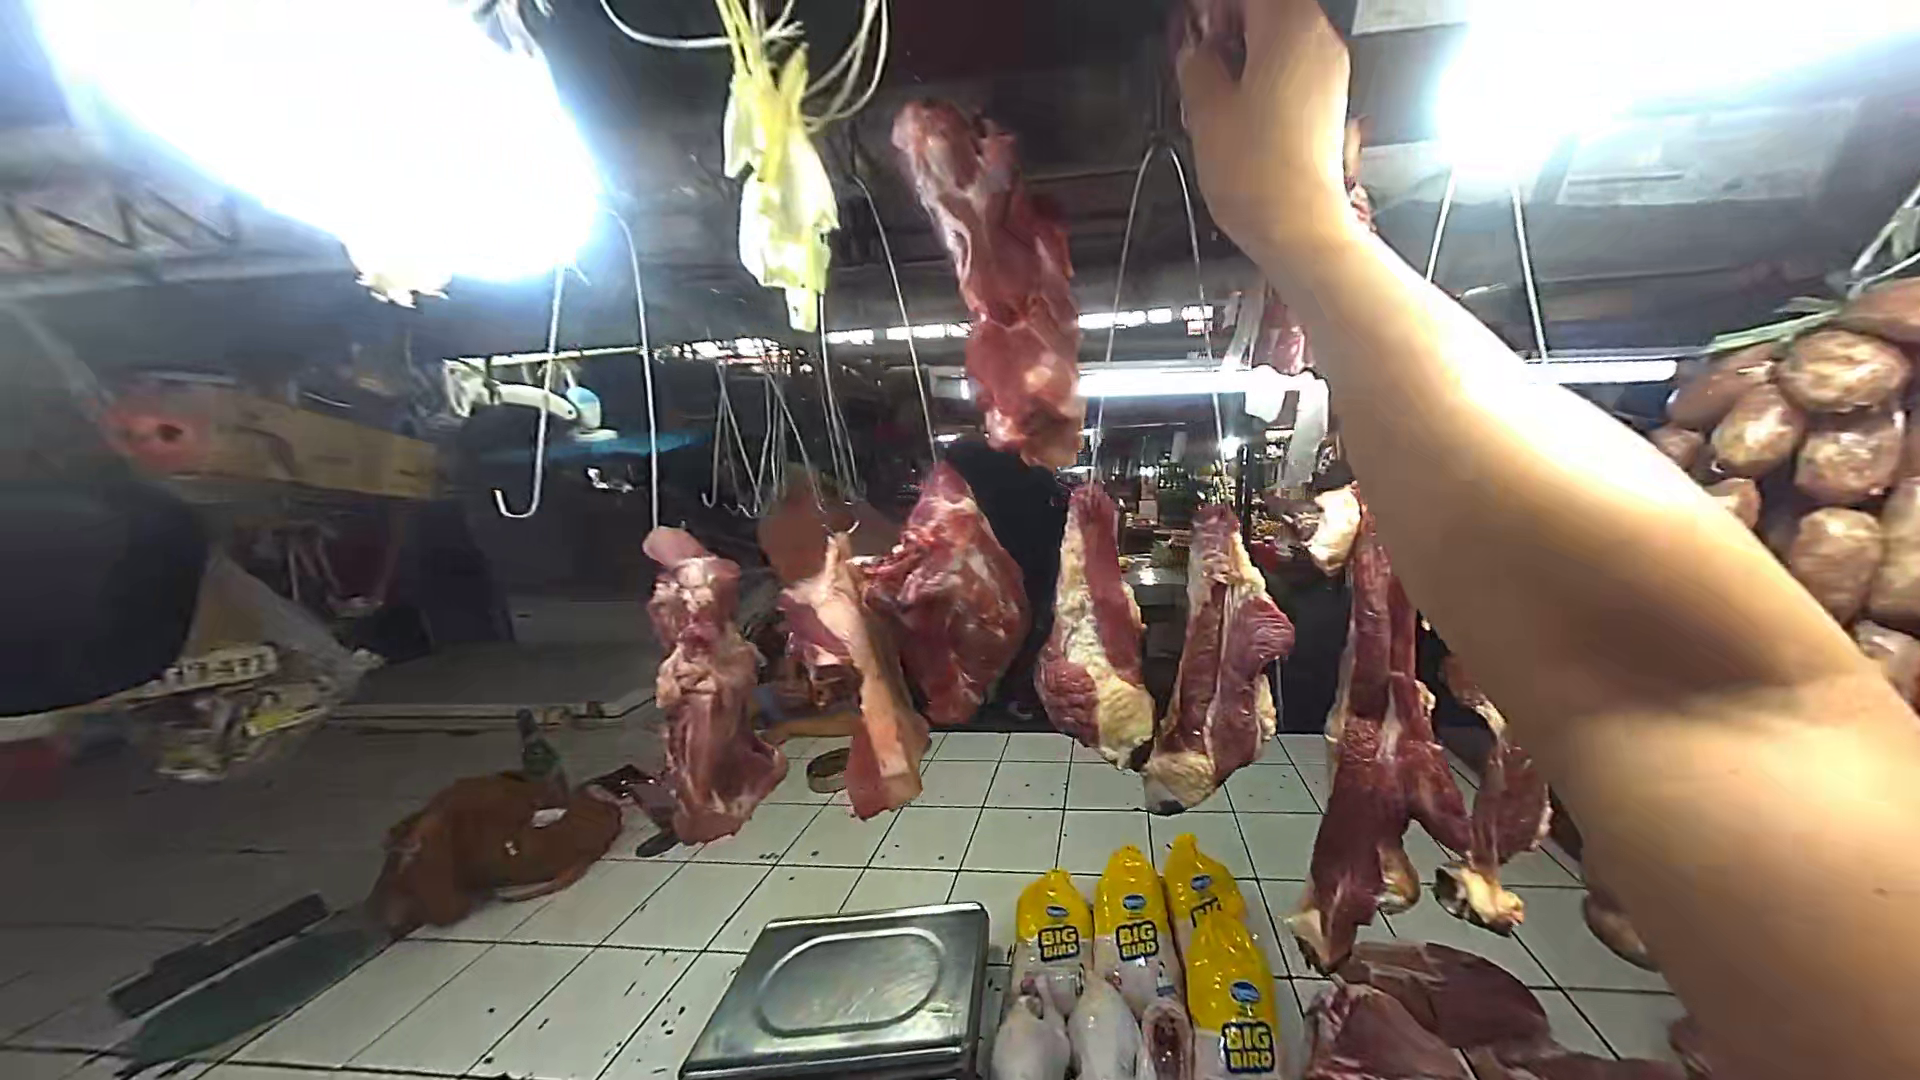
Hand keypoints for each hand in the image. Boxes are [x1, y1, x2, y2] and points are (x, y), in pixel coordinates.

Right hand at [1176, 0, 1353, 264]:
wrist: (1295, 224)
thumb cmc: (1258, 175)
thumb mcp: (1206, 114)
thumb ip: (1196, 70)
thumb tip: (1193, 54)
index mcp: (1289, 27)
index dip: (1213, 8)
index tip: (1192, 24)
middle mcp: (1318, 42)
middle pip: (1269, 13)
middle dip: (1228, 30)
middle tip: (1194, 60)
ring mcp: (1328, 76)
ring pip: (1279, 47)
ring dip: (1242, 61)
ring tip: (1209, 97)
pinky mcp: (1325, 109)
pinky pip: (1290, 78)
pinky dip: (1260, 85)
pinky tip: (1235, 117)